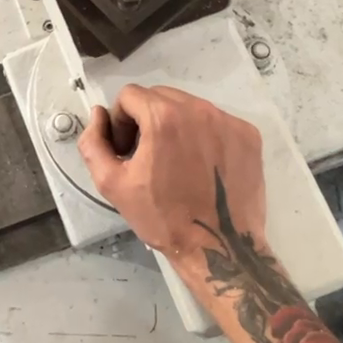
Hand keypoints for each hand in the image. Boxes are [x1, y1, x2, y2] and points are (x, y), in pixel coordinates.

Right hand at [77, 85, 267, 261]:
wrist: (219, 247)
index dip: (120, 121)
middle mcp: (199, 110)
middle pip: (160, 96)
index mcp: (164, 118)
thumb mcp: (111, 184)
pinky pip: (215, 121)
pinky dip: (202, 135)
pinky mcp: (248, 135)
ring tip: (174, 161)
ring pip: (189, 107)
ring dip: (174, 125)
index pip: (130, 95)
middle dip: (145, 119)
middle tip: (146, 155)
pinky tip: (200, 166)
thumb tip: (98, 115)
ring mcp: (228, 121)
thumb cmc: (162, 218)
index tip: (125, 149)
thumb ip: (94, 142)